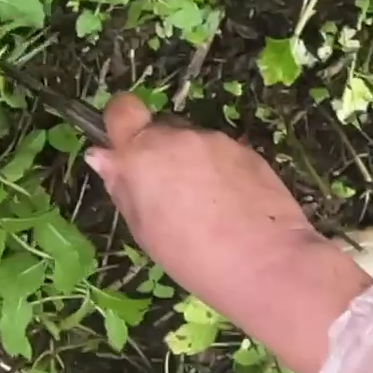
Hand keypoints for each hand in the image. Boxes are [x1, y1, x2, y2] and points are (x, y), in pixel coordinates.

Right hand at [84, 93, 370, 372]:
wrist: (269, 264)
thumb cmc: (193, 258)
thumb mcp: (143, 230)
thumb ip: (122, 187)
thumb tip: (102, 156)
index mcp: (141, 154)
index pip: (121, 108)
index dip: (121, 122)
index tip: (128, 149)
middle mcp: (175, 136)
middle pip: (159, 130)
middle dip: (161, 154)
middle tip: (173, 195)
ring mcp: (213, 140)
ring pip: (192, 143)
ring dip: (193, 164)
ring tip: (210, 207)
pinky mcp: (246, 149)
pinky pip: (221, 154)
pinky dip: (222, 172)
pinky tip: (234, 206)